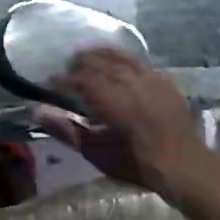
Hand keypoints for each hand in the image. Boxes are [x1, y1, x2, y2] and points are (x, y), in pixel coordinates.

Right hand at [34, 47, 204, 191]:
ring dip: (100, 54)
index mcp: (114, 101)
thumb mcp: (94, 151)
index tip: (48, 82)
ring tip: (86, 56)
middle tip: (65, 68)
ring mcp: (151, 79)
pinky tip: (118, 65)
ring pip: (121, 56)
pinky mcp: (165, 81)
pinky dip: (124, 60)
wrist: (182, 165)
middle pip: (100, 61)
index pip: (81, 79)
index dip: (62, 78)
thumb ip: (65, 129)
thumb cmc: (134, 163)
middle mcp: (132, 83)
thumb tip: (37, 111)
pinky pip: (140, 63)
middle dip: (79, 62)